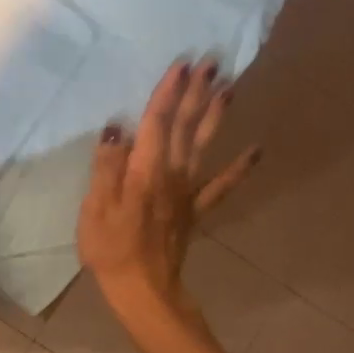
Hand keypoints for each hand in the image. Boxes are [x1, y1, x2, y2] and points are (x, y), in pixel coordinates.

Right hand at [77, 59, 258, 304]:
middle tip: (212, 63)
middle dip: (197, 93)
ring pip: (204, 145)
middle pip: (185, 127)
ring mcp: (186, 191)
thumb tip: (116, 129)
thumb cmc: (110, 247)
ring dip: (216, 115)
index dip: (168, 93)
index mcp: (145, 170)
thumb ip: (107, 166)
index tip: (181, 65)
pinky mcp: (193, 210)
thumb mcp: (96, 206)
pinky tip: (257, 150)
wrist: (142, 289)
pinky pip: (221, 185)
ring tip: (229, 87)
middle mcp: (171, 174)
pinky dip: (241, 167)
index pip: (157, 123)